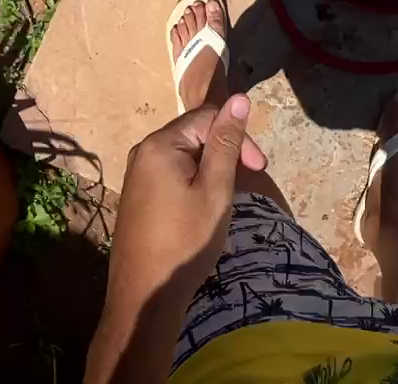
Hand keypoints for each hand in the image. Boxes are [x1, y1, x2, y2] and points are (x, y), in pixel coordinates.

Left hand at [86, 95, 266, 383]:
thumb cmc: (185, 241)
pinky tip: (205, 207)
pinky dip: (195, 182)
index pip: (208, 117)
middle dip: (226, 152)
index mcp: (160, 144)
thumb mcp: (215, 189)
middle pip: (195, 134)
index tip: (259, 168)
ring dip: (213, 169)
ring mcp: (138, 174)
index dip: (238, 137)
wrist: (144, 299)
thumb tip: (240, 97)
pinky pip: (173, 173)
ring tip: (228, 199)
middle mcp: (144, 151)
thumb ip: (227, 142)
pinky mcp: (139, 195)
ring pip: (187, 155)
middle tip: (248, 184)